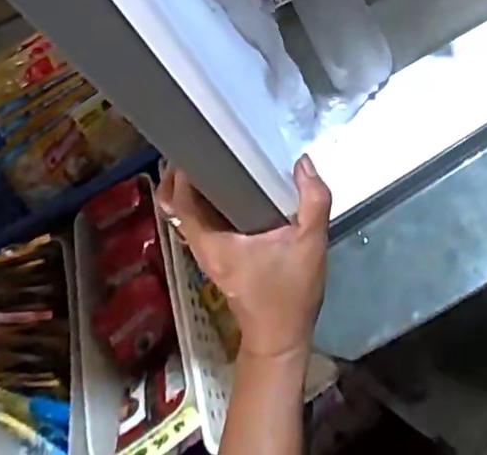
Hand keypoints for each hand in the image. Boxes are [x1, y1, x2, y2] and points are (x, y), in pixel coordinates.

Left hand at [156, 155, 331, 361]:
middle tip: (203, 145)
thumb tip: (303, 163)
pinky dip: (201, 200)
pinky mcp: (215, 254)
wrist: (282, 341)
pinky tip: (226, 184)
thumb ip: (313, 201)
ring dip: (191, 185)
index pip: (180, 200)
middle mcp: (201, 244)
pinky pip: (197, 220)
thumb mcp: (310, 245)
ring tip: (213, 157)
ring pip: (184, 211)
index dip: (182, 171)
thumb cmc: (290, 294)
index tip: (198, 144)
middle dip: (181, 172)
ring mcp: (205, 251)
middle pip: (174, 202)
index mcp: (213, 241)